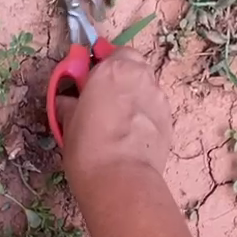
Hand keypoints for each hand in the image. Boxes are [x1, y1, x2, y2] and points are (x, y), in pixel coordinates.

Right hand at [57, 49, 172, 188]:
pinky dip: (143, 117)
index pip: (106, 55)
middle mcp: (138, 75)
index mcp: (110, 69)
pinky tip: (130, 139)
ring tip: (117, 125)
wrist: (121, 182)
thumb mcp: (68, 127)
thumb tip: (67, 102)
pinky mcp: (169, 119)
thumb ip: (70, 107)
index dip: (96, 70)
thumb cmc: (88, 150)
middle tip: (103, 103)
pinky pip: (152, 110)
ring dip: (132, 98)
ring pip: (144, 87)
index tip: (86, 87)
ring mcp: (158, 97)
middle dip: (119, 77)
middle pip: (131, 65)